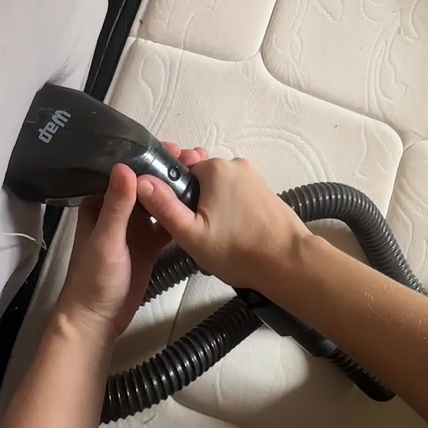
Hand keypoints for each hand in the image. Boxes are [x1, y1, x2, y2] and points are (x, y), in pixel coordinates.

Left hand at [51, 144, 207, 342]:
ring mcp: (135, 227)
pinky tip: (198, 204)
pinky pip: (166, 223)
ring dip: (174, 188)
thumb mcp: (106, 239)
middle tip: (191, 158)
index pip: (123, 171)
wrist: (98, 320)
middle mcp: (117, 211)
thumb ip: (117, 205)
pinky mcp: (148, 243)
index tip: (169, 146)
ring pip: (157, 200)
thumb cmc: (93, 279)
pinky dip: (180, 214)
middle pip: (144, 183)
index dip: (144, 156)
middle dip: (165, 169)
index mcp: (99, 204)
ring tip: (198, 174)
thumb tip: (125, 167)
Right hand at [135, 156, 309, 291]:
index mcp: (215, 168)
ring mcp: (254, 177)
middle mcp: (235, 164)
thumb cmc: (238, 250)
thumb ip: (163, 206)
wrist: (288, 263)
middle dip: (196, 206)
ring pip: (218, 191)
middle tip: (199, 237)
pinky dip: (231, 213)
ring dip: (213, 212)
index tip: (181, 222)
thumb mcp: (191, 234)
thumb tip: (139, 180)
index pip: (180, 174)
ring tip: (217, 242)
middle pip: (200, 182)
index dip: (175, 198)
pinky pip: (236, 197)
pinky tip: (234, 237)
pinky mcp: (265, 191)